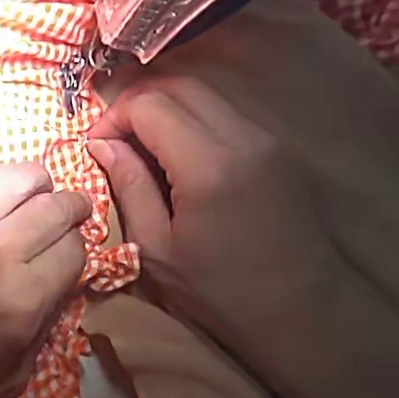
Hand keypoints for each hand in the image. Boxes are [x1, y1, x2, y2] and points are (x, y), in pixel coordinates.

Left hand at [0, 151, 91, 397]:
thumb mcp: (7, 377)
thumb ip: (42, 327)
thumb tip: (58, 282)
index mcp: (21, 300)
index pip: (74, 249)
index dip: (76, 249)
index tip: (65, 252)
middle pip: (54, 207)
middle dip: (70, 207)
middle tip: (65, 211)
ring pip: (14, 176)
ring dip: (34, 181)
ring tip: (29, 191)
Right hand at [87, 76, 338, 344]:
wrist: (303, 313)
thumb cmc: (219, 291)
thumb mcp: (155, 246)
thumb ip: (128, 185)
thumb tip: (101, 144)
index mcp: (208, 166)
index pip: (150, 104)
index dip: (113, 116)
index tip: (95, 146)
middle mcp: (242, 138)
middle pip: (178, 85)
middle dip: (136, 103)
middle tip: (113, 139)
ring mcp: (266, 139)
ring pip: (203, 93)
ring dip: (164, 108)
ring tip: (140, 146)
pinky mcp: (276, 148)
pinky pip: (223, 112)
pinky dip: (189, 118)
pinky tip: (175, 155)